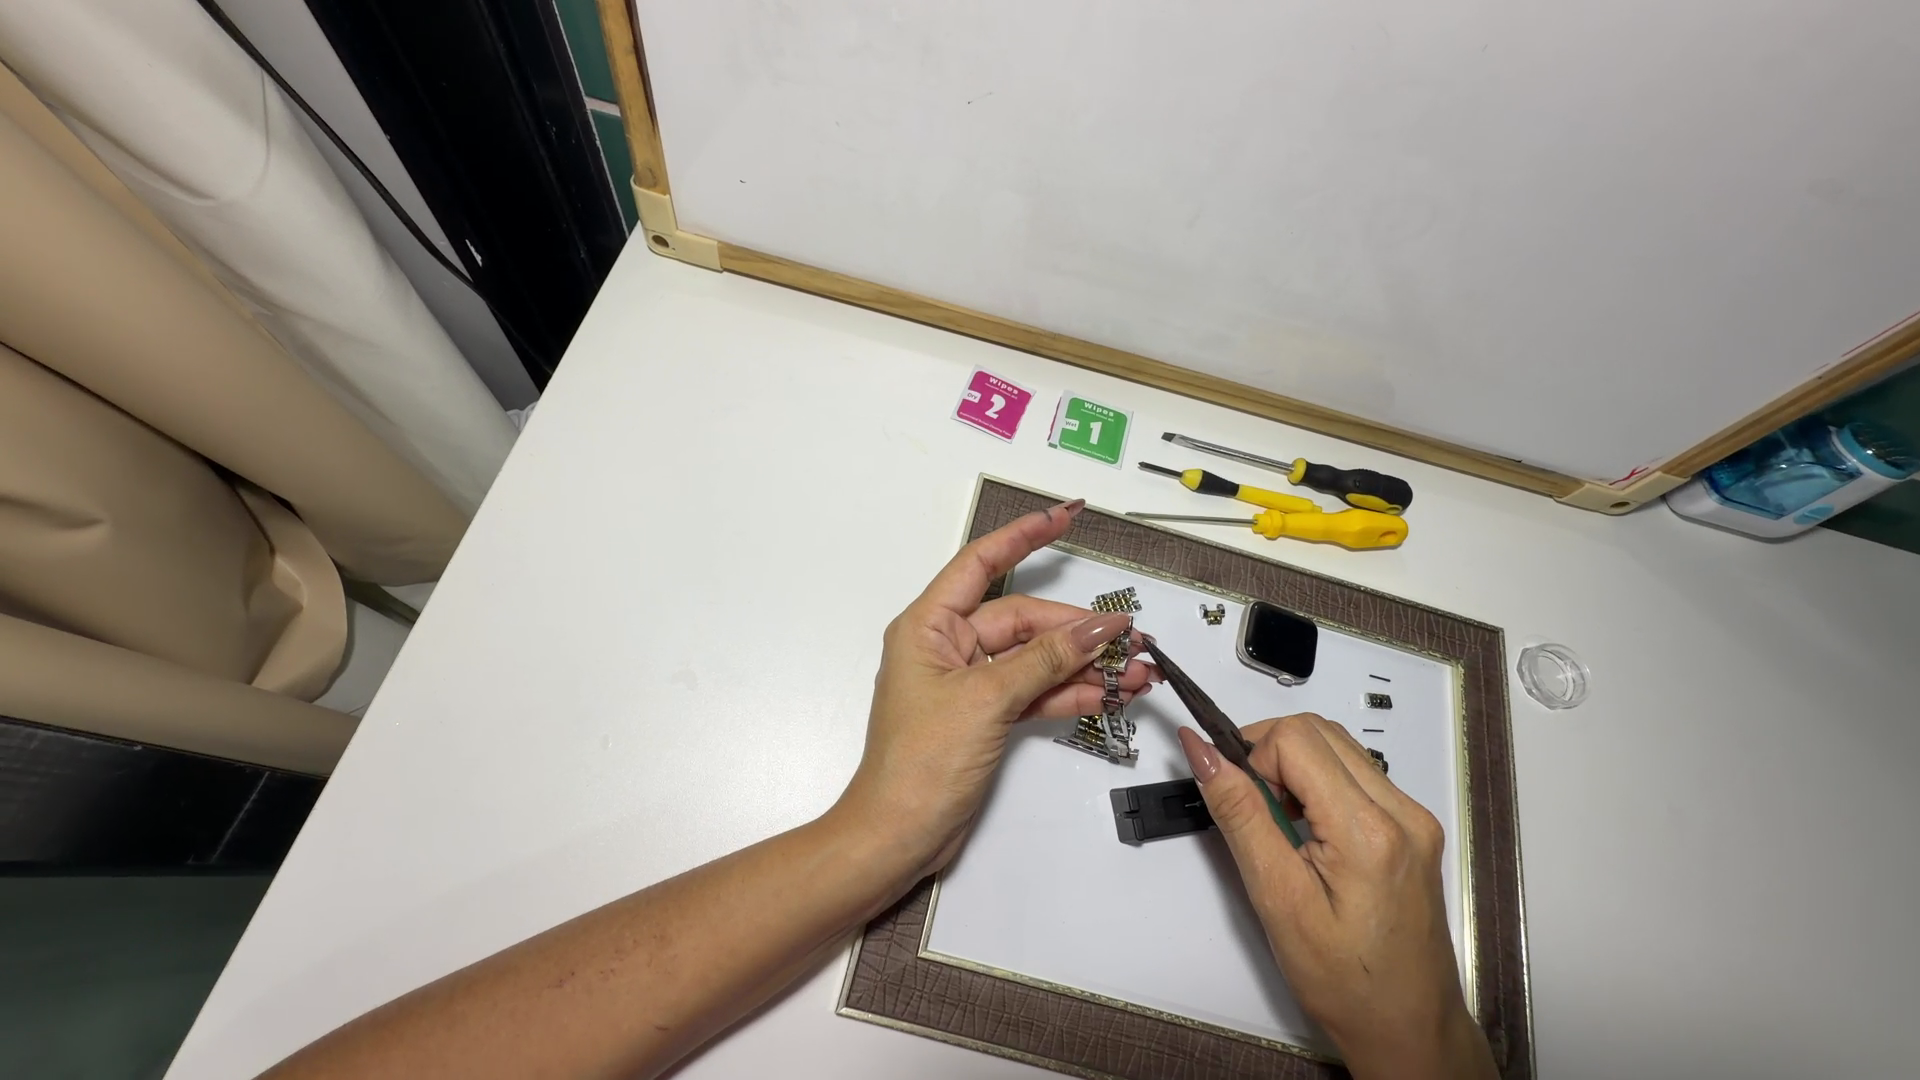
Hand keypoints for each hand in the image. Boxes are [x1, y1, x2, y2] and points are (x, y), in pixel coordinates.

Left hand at [832, 500, 1157, 884]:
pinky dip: (1070, 692)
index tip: (1065, 515)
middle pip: (1022, 620)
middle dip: (1076, 628)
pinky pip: (1035, 690)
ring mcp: (969, 682)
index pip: (981, 563)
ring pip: (1035, 658)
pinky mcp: (986, 714)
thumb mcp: (987, 700)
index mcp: (929, 626)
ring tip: (1136, 667)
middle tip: (1129, 636)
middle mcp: (948, 646)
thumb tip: (1097, 627)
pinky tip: (1111, 692)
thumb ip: (1045, 659)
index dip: (1024, 536)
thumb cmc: (920, 763)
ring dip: (1083, 663)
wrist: (899, 836)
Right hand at [1178, 715, 1495, 1079]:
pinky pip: (1352, 770)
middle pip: (1316, 731)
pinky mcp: (1410, 825)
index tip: (1235, 794)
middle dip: (1268, 754)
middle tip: (1251, 806)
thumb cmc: (1347, 982)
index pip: (1295, 739)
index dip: (1252, 756)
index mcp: (1369, 831)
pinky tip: (1303, 825)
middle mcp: (1402, 813)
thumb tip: (1203, 753)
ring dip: (1291, 766)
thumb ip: (1238, 812)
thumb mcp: (1275, 897)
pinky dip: (1314, 781)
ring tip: (1277, 820)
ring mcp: (1412, 817)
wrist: (1408, 1029)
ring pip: (1334, 744)